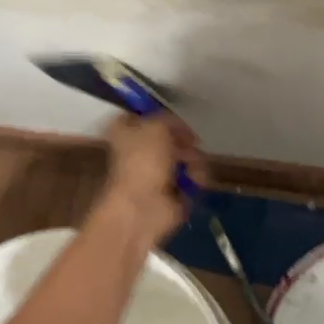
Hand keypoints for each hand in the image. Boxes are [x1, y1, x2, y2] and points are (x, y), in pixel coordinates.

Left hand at [98, 114, 205, 244]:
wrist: (144, 207)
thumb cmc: (144, 162)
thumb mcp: (156, 126)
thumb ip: (167, 119)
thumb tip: (176, 124)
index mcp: (126, 132)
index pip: (142, 116)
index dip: (160, 115)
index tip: (176, 118)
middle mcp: (140, 151)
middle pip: (169, 137)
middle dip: (184, 140)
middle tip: (192, 142)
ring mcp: (157, 173)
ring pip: (184, 156)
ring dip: (194, 159)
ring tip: (193, 167)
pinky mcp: (173, 191)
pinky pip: (192, 177)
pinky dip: (197, 177)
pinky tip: (197, 180)